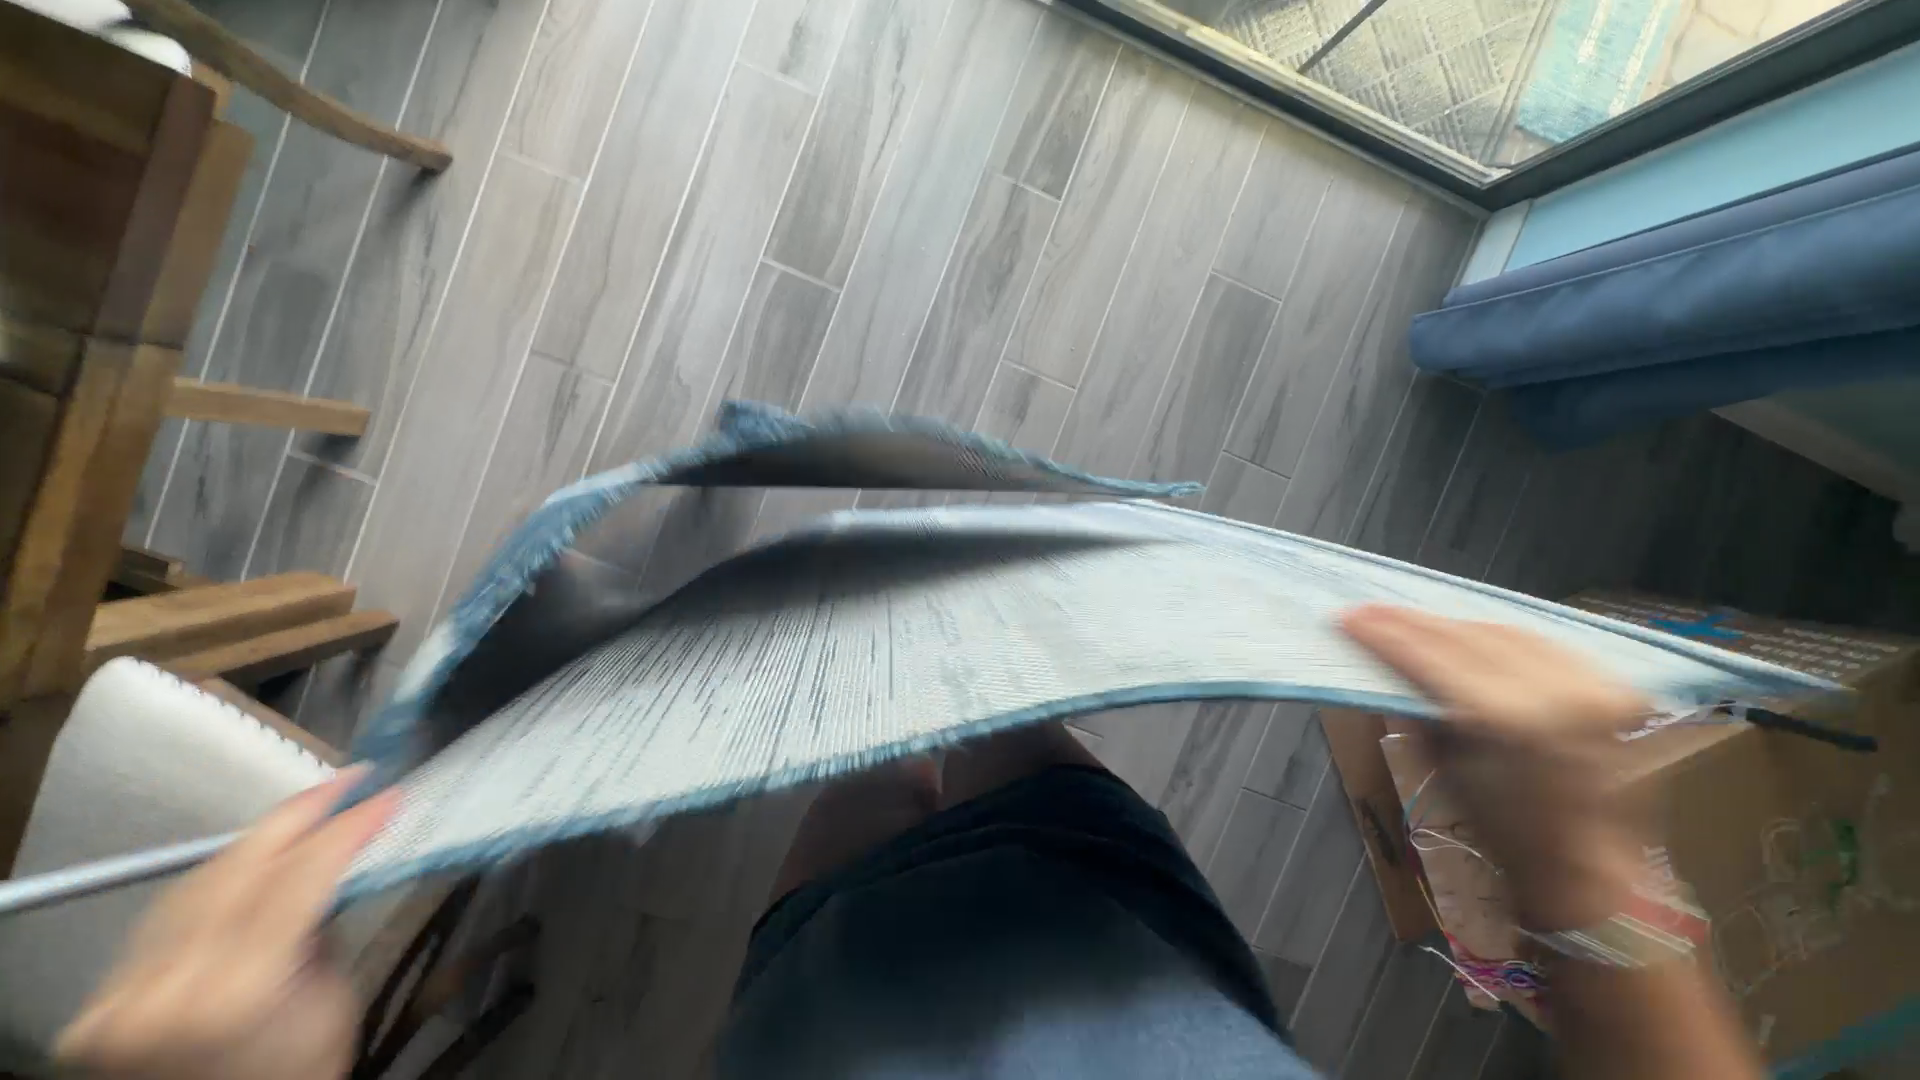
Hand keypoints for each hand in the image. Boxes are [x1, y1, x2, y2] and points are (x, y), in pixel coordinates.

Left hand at [54, 770, 399, 1079]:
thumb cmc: (303, 1066)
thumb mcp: (335, 989)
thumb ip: (322, 920)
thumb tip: (337, 856)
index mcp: (237, 995)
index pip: (298, 878)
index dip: (347, 827)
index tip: (387, 797)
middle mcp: (163, 992)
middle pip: (237, 869)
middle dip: (299, 815)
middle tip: (349, 781)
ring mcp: (120, 997)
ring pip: (197, 882)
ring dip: (261, 841)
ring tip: (313, 810)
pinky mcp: (102, 1000)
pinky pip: (169, 912)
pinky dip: (220, 877)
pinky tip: (257, 858)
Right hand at [1340, 604, 1649, 929]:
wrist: (1591, 876)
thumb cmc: (1504, 833)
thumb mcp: (1443, 766)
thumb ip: (1420, 707)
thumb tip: (1391, 663)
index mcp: (1516, 723)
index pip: (1435, 658)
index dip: (1387, 634)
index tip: (1350, 617)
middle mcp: (1563, 695)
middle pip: (1472, 637)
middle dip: (1415, 623)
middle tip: (1372, 610)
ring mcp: (1599, 689)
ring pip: (1508, 631)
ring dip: (1454, 625)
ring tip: (1411, 620)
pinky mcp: (1618, 690)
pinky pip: (1545, 644)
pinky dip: (1500, 637)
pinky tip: (1466, 634)